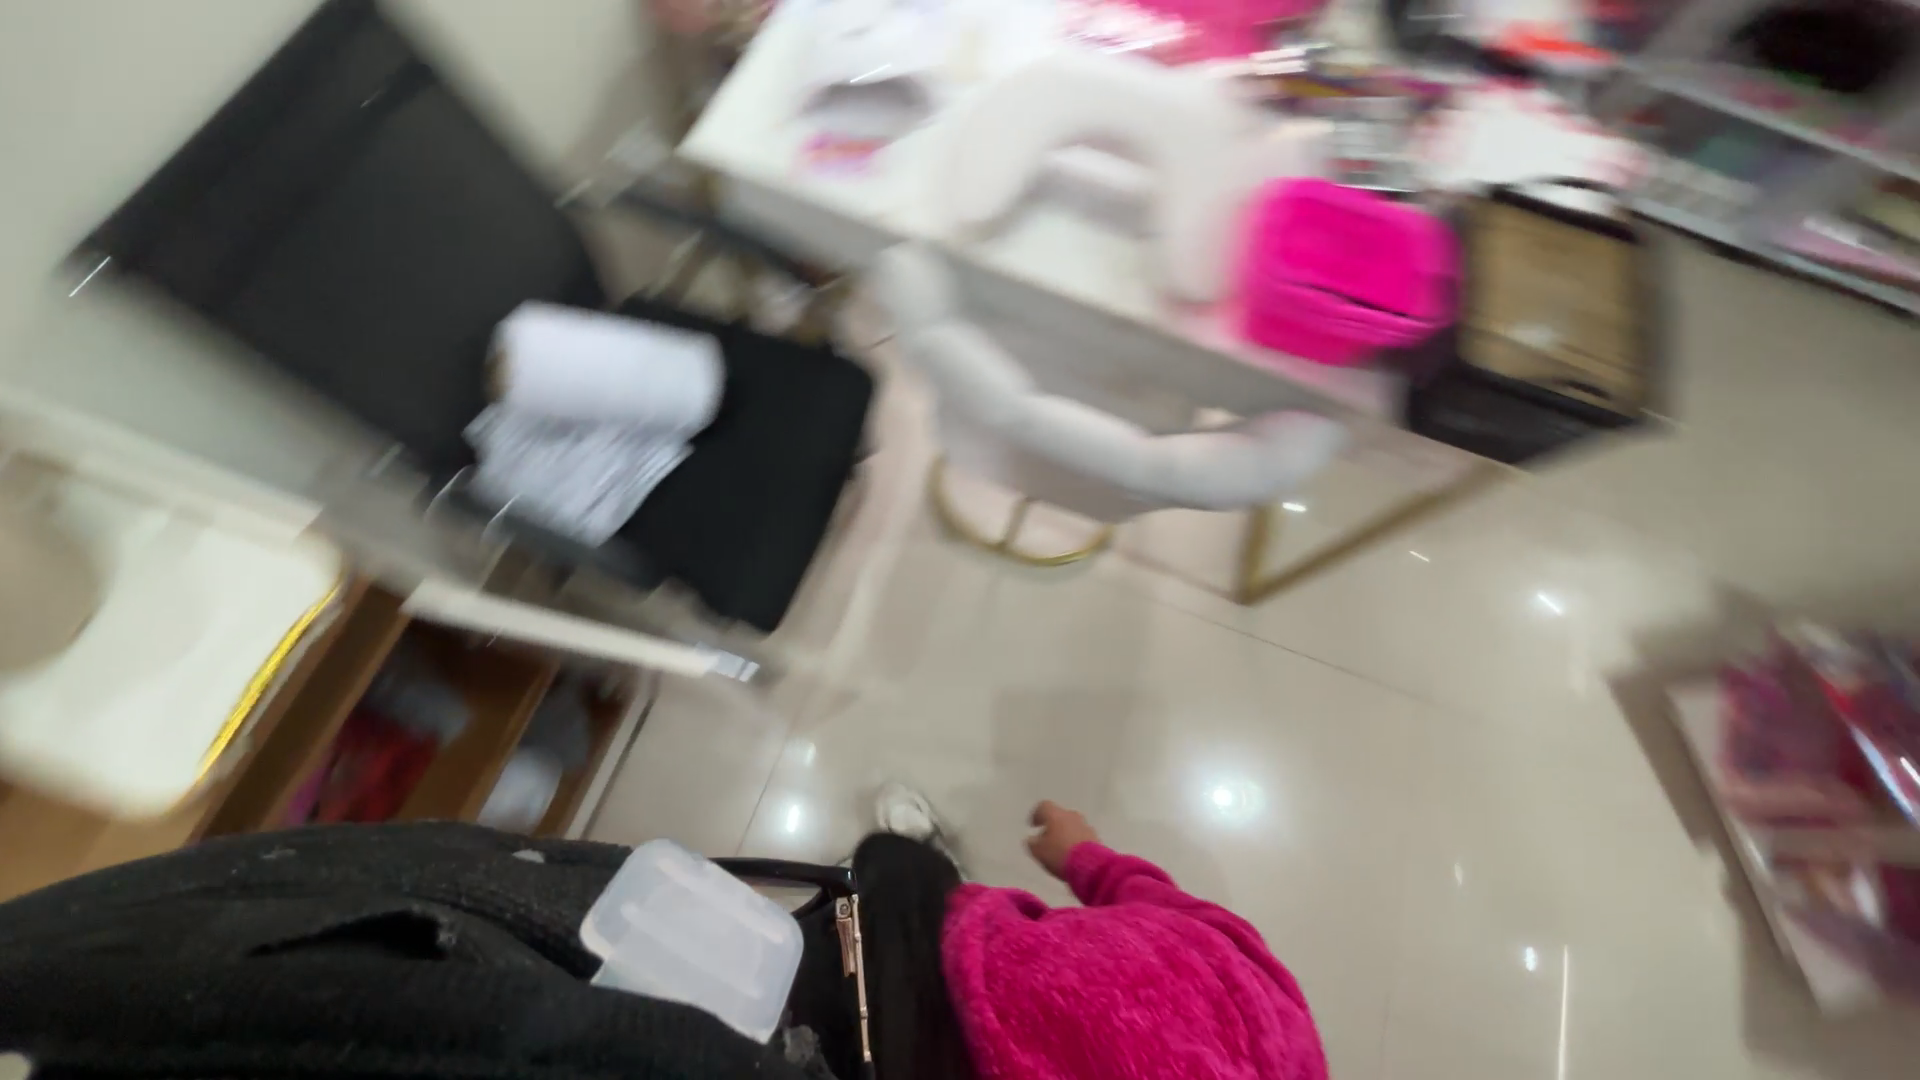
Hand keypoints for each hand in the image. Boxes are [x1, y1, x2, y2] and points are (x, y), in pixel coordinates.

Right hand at [1026, 801, 1098, 880]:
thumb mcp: (1038, 851)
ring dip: (1065, 833)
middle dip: (1053, 825)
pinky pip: (1081, 836)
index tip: (1033, 825)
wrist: (1091, 865)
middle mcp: (1071, 815)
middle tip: (1047, 838)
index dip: (1037, 815)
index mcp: (1055, 814)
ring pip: (1072, 825)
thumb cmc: (1059, 854)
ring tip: (1060, 847)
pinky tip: (1072, 853)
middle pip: (1059, 816)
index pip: (1043, 806)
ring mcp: (1085, 825)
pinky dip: (1075, 841)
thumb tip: (1031, 839)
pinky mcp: (1095, 837)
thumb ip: (1032, 843)